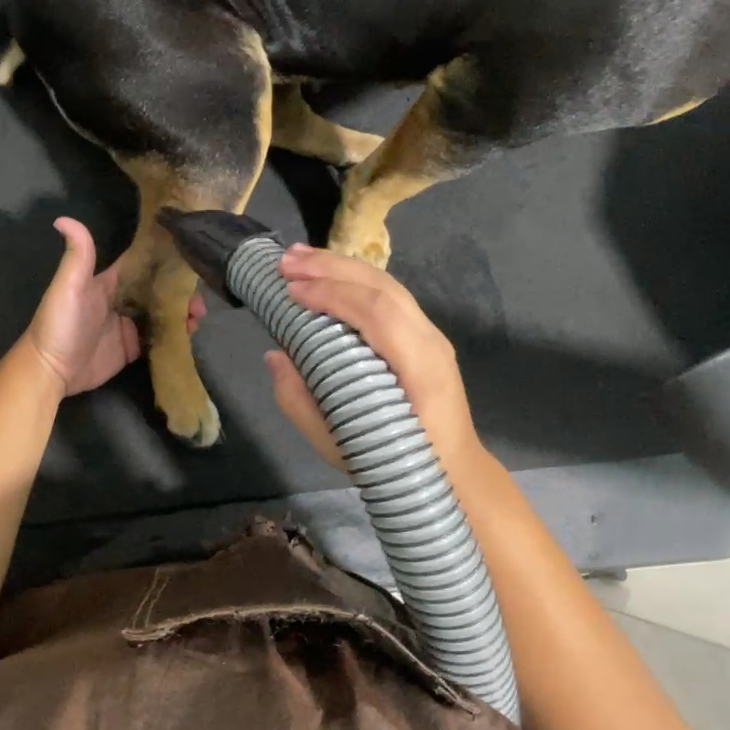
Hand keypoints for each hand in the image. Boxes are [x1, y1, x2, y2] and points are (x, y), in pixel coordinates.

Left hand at [23, 217, 204, 396]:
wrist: (51, 370)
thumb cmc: (60, 324)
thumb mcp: (68, 285)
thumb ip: (77, 255)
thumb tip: (64, 218)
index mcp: (109, 282)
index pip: (142, 265)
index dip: (165, 262)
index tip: (190, 259)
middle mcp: (121, 300)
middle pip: (157, 291)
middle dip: (179, 292)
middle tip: (200, 300)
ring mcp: (127, 325)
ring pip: (161, 313)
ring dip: (181, 313)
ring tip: (198, 318)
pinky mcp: (131, 348)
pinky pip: (157, 337)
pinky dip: (175, 334)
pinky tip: (190, 333)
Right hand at [264, 243, 485, 474]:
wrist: (454, 472)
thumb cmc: (397, 465)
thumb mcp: (341, 448)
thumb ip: (302, 404)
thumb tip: (275, 357)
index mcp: (420, 371)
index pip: (378, 314)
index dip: (333, 295)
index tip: (291, 292)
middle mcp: (432, 343)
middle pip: (383, 288)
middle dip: (331, 269)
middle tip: (284, 262)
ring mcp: (432, 335)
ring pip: (387, 284)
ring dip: (340, 266)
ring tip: (297, 258)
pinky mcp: (424, 333)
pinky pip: (389, 295)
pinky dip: (354, 279)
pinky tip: (327, 275)